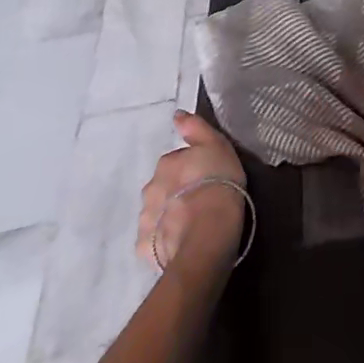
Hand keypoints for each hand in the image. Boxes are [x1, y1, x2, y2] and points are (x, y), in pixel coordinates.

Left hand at [136, 110, 247, 273]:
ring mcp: (145, 219)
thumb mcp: (217, 146)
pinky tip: (179, 245)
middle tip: (198, 203)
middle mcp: (150, 189)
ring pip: (156, 215)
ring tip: (190, 228)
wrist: (208, 231)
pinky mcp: (146, 248)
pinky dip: (163, 242)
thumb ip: (196, 128)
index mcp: (166, 164)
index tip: (206, 178)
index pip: (176, 163)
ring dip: (168, 217)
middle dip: (174, 193)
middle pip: (162, 188)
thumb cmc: (217, 183)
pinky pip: (153, 243)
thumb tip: (177, 114)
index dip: (191, 171)